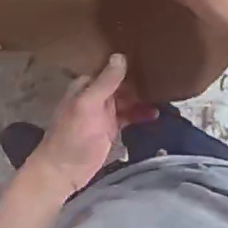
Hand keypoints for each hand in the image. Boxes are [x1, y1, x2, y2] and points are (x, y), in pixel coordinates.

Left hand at [27, 54, 157, 192]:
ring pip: (127, 99)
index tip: (148, 54)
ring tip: (164, 94)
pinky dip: (141, 114)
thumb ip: (105, 82)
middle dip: (138, 80)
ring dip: (142, 98)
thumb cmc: (73, 136)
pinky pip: (129, 116)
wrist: (63, 172)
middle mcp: (95, 96)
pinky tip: (155, 114)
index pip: (109, 68)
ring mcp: (104, 113)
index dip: (126, 62)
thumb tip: (120, 55)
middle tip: (163, 74)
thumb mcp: (89, 105)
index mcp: (86, 86)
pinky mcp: (111, 129)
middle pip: (120, 83)